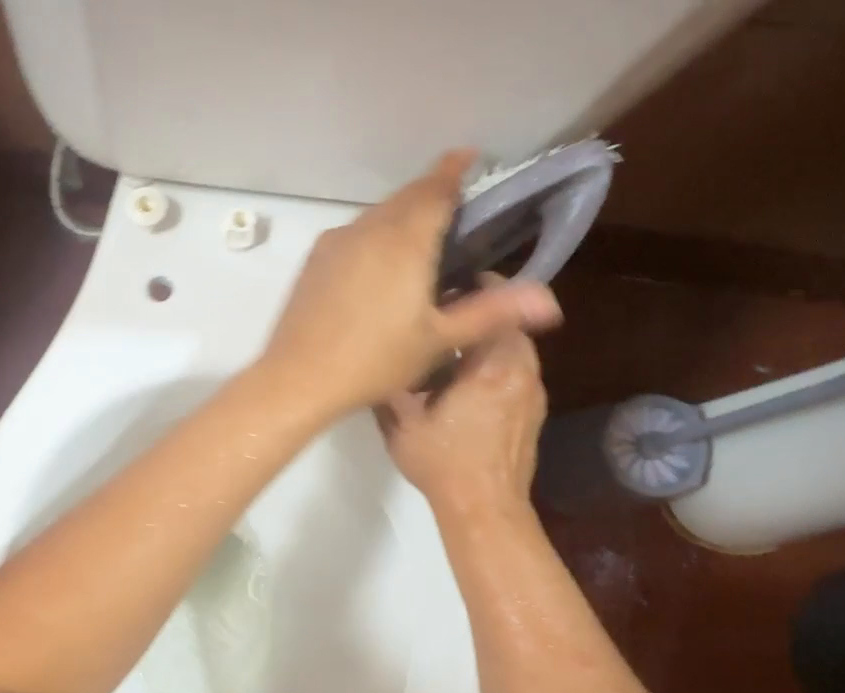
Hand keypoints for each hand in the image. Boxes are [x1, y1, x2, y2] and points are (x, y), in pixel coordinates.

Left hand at [257, 149, 561, 413]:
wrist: (295, 381)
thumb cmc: (372, 361)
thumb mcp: (438, 340)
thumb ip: (491, 313)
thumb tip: (549, 302)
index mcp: (404, 238)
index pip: (435, 186)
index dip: (456, 169)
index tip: (472, 159)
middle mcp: (367, 228)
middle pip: (406, 198)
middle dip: (432, 195)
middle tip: (457, 209)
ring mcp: (334, 244)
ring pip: (377, 216)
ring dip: (402, 218)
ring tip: (423, 241)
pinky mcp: (313, 264)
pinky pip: (353, 236)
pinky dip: (375, 238)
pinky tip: (381, 268)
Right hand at [376, 305, 548, 517]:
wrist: (484, 507)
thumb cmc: (442, 462)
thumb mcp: (402, 422)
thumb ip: (393, 385)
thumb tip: (381, 359)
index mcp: (492, 364)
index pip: (494, 305)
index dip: (471, 289)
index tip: (444, 287)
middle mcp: (521, 370)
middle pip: (504, 327)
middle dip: (476, 321)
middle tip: (440, 324)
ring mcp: (532, 393)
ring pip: (512, 352)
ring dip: (486, 348)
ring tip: (450, 357)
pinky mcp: (533, 413)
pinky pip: (514, 376)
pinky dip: (494, 372)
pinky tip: (465, 389)